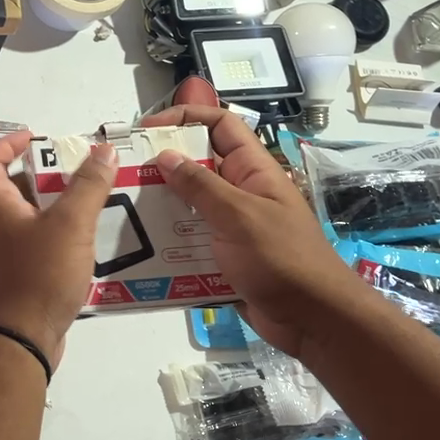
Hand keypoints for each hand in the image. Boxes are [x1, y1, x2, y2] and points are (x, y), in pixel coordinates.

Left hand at [0, 130, 118, 369]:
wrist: (19, 342)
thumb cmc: (38, 275)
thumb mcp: (70, 225)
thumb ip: (88, 186)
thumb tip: (102, 150)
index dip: (7, 143)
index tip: (35, 137)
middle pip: (8, 189)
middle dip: (41, 175)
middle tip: (75, 172)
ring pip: (24, 219)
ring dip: (52, 208)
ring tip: (89, 205)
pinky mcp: (13, 279)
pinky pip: (32, 245)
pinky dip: (54, 237)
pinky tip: (85, 245)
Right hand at [142, 77, 356, 356]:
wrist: (314, 322)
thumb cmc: (283, 260)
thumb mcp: (240, 216)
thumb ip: (200, 185)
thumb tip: (164, 155)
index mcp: (253, 171)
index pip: (220, 125)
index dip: (185, 117)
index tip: (148, 129)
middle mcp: (241, 191)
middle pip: (197, 164)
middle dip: (162, 164)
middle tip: (125, 172)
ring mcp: (231, 225)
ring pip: (188, 203)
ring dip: (160, 204)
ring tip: (126, 208)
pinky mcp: (222, 255)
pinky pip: (188, 238)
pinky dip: (167, 239)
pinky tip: (142, 246)